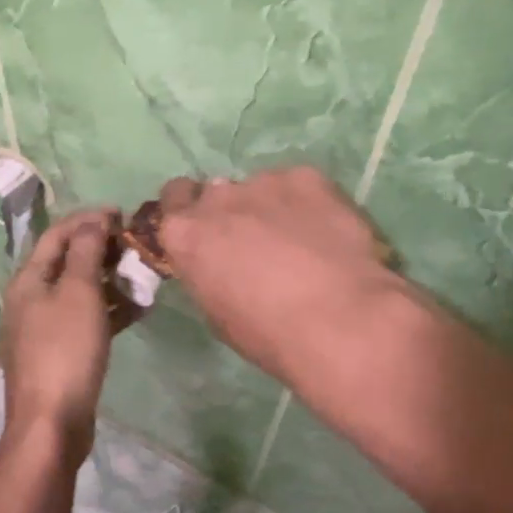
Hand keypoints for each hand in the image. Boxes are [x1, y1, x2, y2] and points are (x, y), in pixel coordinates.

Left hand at [0, 209, 123, 453]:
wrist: (51, 425)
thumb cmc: (65, 351)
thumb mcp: (78, 293)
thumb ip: (86, 251)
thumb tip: (93, 219)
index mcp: (29, 279)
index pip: (58, 234)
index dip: (88, 219)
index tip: (123, 213)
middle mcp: (32, 299)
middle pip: (68, 260)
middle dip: (102, 248)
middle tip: (136, 243)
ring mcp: (46, 328)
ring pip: (81, 291)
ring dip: (111, 279)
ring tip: (144, 273)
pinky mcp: (62, 353)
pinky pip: (88, 319)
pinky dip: (111, 310)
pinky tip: (140, 309)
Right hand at [157, 166, 401, 376]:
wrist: (338, 320)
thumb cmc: (270, 335)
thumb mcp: (218, 314)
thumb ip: (209, 273)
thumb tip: (221, 263)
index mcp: (186, 234)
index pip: (174, 199)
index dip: (190, 213)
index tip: (208, 233)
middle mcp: (218, 198)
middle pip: (216, 192)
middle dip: (232, 212)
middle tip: (257, 243)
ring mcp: (263, 182)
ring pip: (261, 188)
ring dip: (271, 208)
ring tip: (303, 242)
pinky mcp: (307, 177)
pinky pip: (300, 185)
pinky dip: (308, 204)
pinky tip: (326, 233)